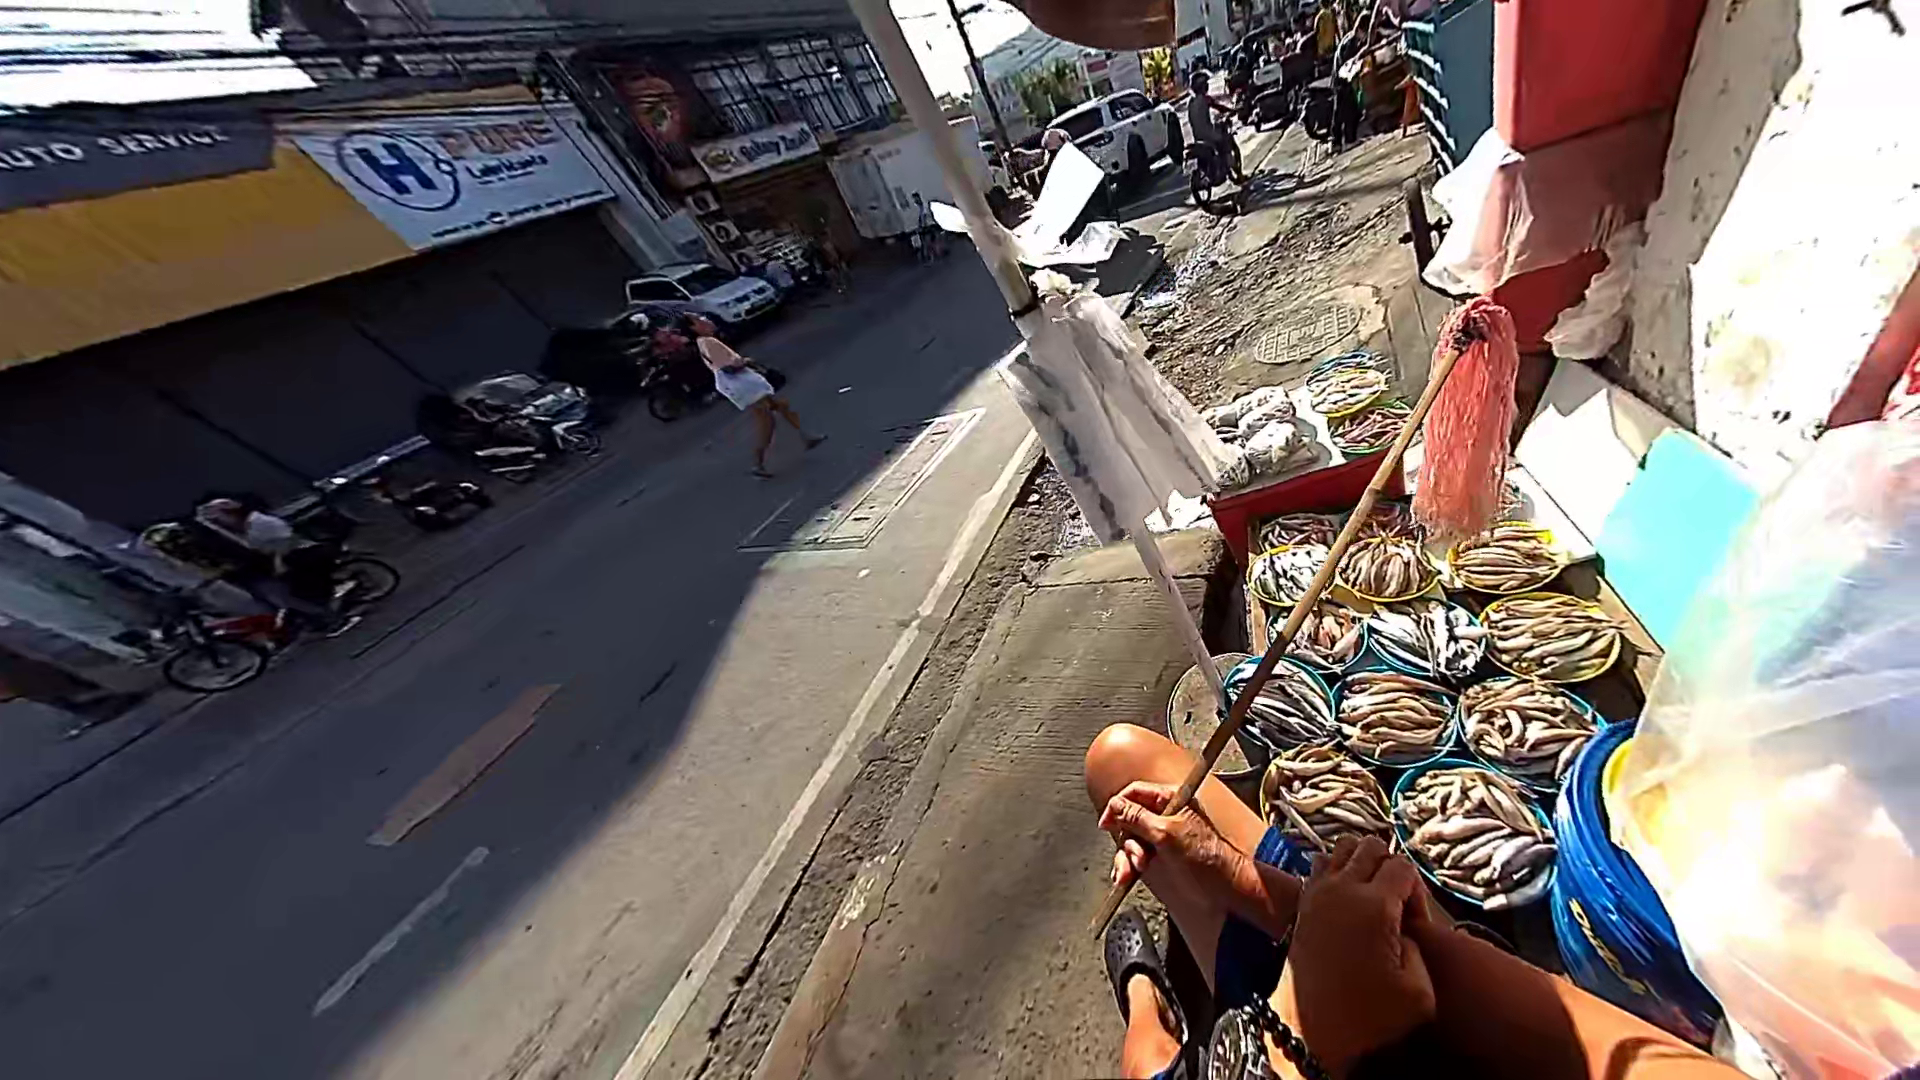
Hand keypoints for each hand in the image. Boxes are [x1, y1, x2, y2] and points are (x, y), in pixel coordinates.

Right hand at [1098, 781, 1237, 893]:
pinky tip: (1126, 876)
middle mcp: (1164, 812)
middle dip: (1127, 840)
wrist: (1228, 889)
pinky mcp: (1163, 852)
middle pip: (1129, 817)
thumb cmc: (1206, 858)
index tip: (1107, 824)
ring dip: (1128, 856)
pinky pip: (1139, 853)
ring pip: (1132, 838)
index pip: (1133, 793)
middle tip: (1134, 857)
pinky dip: (1131, 865)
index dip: (1117, 807)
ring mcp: (1163, 833)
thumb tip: (1114, 805)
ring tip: (1130, 872)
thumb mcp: (1165, 834)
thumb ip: (1137, 817)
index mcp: (1168, 798)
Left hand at [1278, 836, 1436, 1076]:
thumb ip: (1419, 945)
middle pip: (1370, 845)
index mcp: (1374, 904)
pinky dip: (1338, 867)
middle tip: (1397, 903)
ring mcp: (1318, 887)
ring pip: (1342, 846)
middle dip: (1389, 865)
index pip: (1402, 865)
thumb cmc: (1369, 1011)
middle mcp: (1342, 885)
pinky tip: (1348, 897)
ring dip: (1361, 861)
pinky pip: (1322, 861)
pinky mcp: (1304, 896)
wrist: (1312, 1017)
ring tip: (1373, 896)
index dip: (1417, 890)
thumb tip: (1403, 924)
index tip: (1416, 922)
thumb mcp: (1421, 992)